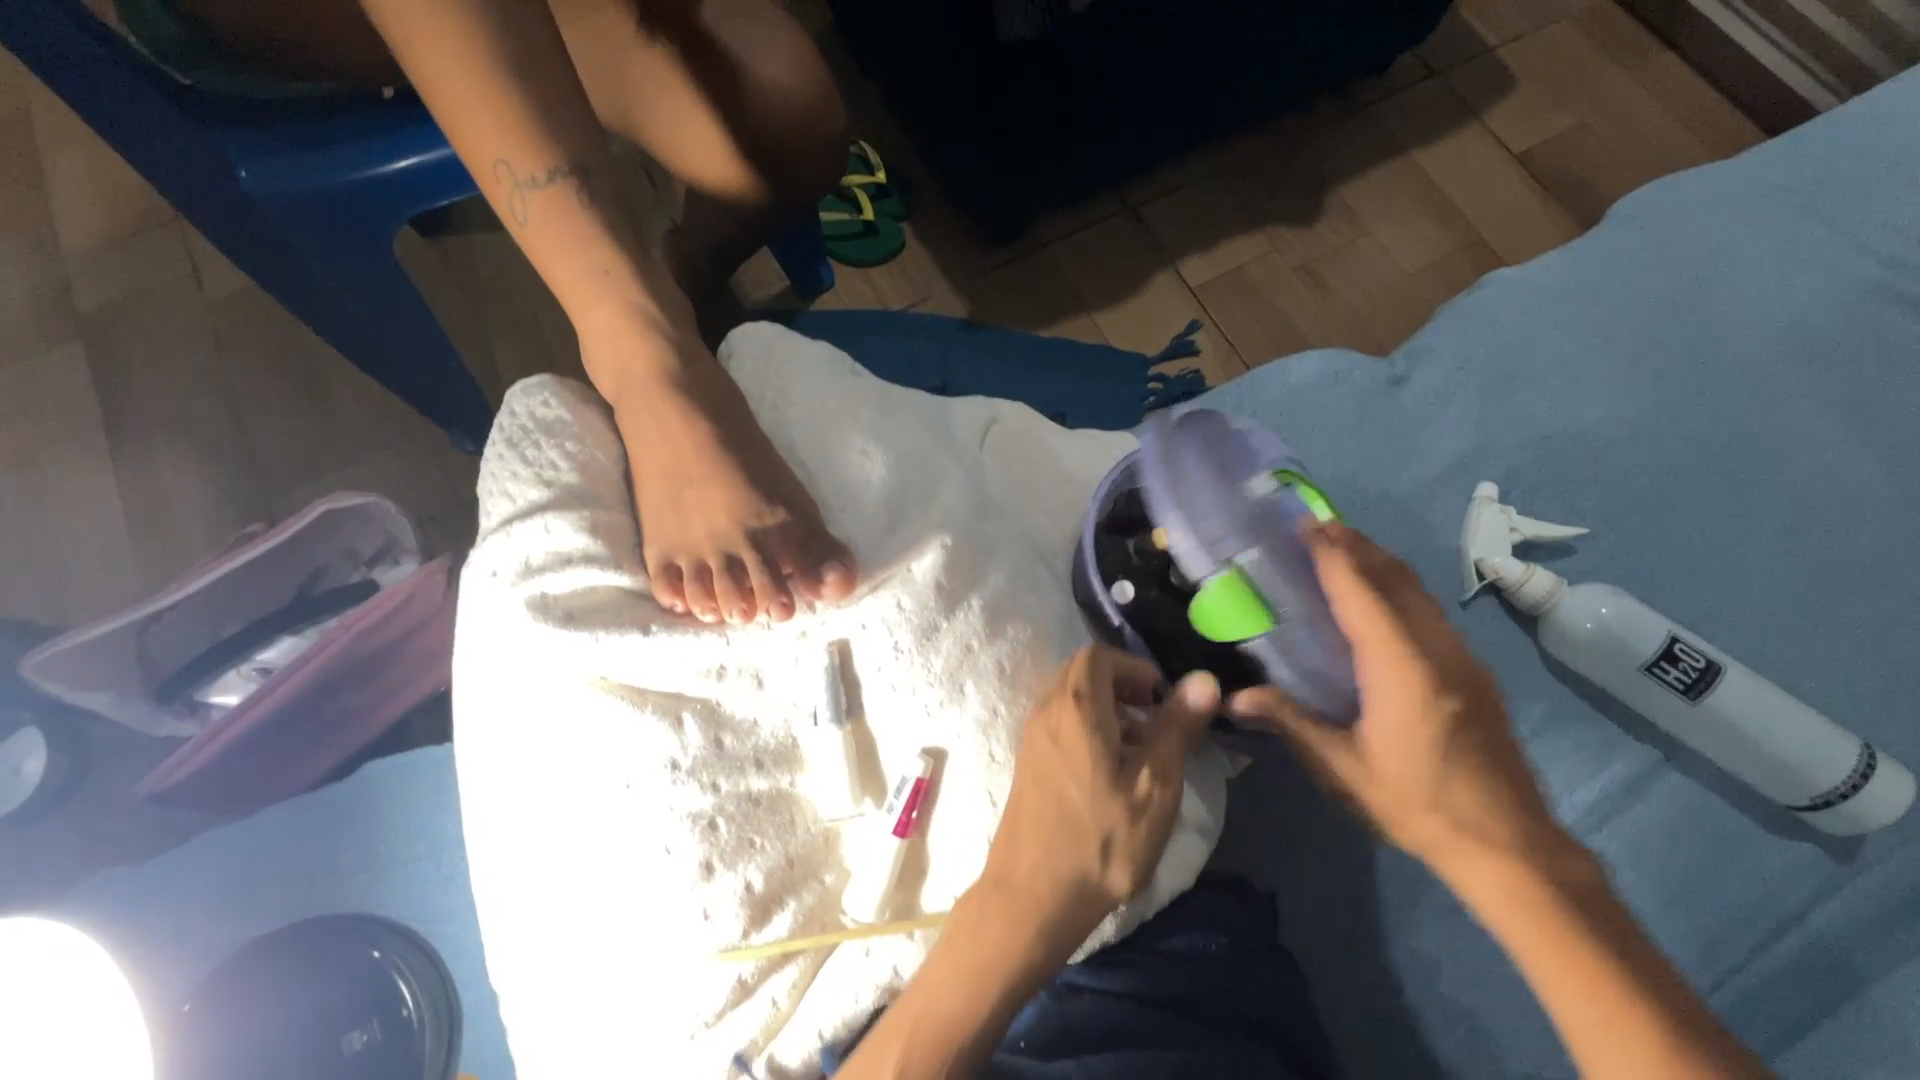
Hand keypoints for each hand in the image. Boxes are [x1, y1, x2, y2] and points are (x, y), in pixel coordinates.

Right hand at [581, 310, 857, 624]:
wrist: (674, 408)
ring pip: (709, 604)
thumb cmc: (743, 447)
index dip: (790, 600)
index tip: (792, 601)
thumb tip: (839, 589)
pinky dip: (683, 601)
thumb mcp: (792, 492)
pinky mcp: (656, 546)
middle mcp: (731, 546)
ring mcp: (691, 548)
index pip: (788, 589)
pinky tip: (694, 596)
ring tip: (731, 604)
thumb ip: (816, 544)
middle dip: (759, 608)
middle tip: (761, 604)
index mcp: (771, 529)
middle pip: (748, 603)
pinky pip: (668, 592)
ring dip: (724, 609)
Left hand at [979, 646, 1220, 943]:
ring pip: (1070, 700)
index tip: (1162, 700)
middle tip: (1154, 722)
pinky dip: (1087, 732)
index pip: (1099, 655)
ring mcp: (1031, 739)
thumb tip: (1203, 679)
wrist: (1033, 897)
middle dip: (1122, 687)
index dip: (1135, 667)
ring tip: (1139, 754)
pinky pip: (1059, 726)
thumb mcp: (1154, 785)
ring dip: (1106, 712)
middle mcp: (1046, 712)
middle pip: (1082, 673)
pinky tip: (1110, 777)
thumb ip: (1176, 726)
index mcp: (1076, 706)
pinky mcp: (1027, 765)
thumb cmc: (1102, 840)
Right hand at [1228, 523, 1569, 872]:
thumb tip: (1234, 698)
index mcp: (1402, 669)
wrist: (1508, 843)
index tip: (1306, 526)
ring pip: (1420, 592)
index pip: (1362, 594)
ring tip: (1345, 550)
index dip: (1333, 557)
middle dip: (1358, 546)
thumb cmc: (1415, 805)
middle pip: (1396, 579)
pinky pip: (1431, 612)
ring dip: (1381, 563)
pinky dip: (1400, 589)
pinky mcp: (1475, 673)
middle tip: (1318, 526)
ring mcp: (1464, 659)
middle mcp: (1438, 650)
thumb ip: (1290, 723)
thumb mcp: (1343, 769)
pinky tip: (1382, 600)